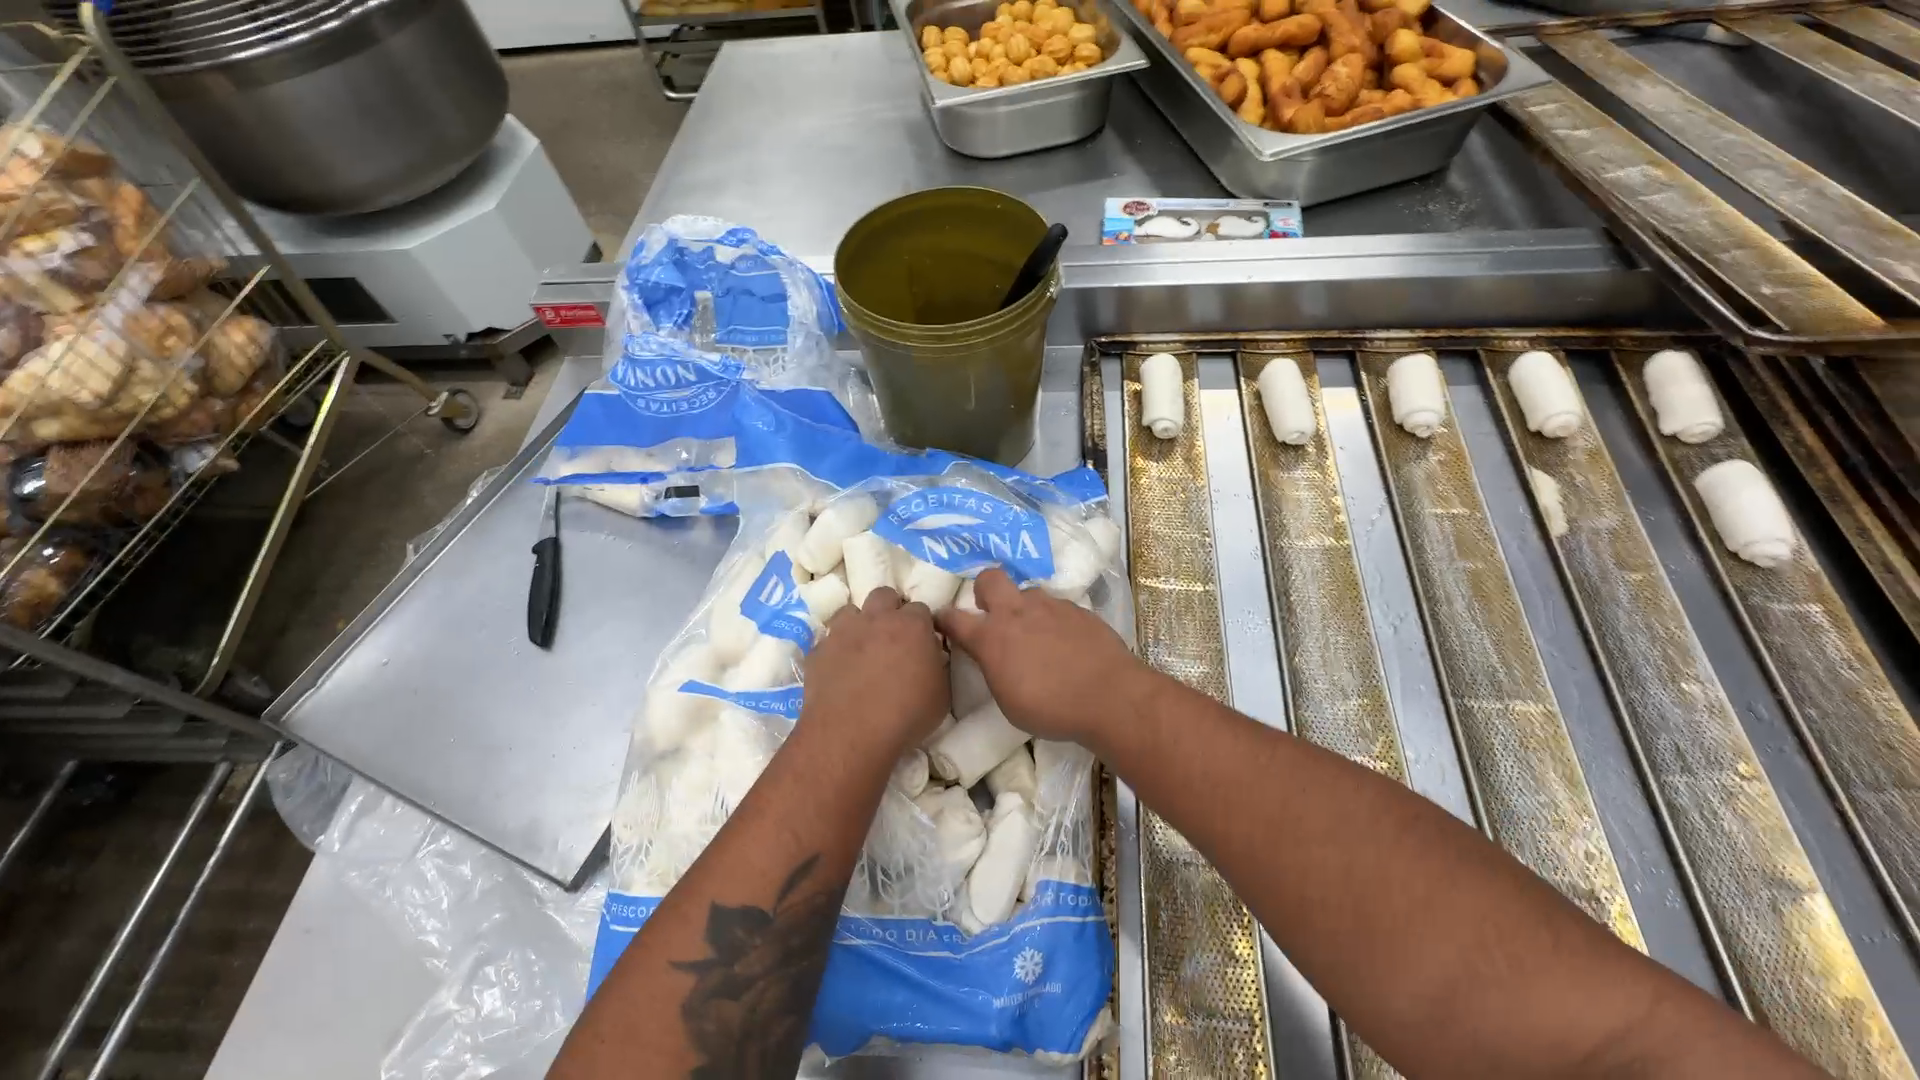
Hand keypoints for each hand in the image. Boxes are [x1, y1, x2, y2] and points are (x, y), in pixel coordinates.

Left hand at [800, 586, 949, 753]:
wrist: (850, 734)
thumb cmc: (905, 716)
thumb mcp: (941, 695)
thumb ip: (937, 666)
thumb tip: (930, 656)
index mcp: (912, 626)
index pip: (921, 609)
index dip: (922, 624)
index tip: (922, 642)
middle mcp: (876, 619)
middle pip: (884, 596)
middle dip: (890, 609)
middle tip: (893, 637)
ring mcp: (842, 632)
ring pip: (850, 611)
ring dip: (859, 624)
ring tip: (862, 649)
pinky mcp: (817, 651)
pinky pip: (827, 641)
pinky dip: (835, 650)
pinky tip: (839, 670)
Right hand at [936, 569, 1150, 744]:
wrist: (1109, 696)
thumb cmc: (1050, 709)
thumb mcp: (1008, 701)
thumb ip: (994, 670)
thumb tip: (993, 657)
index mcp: (992, 637)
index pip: (954, 618)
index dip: (944, 619)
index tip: (942, 623)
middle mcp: (1018, 612)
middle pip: (989, 579)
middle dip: (985, 592)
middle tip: (994, 616)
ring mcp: (1051, 606)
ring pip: (1027, 592)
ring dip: (1024, 608)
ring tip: (1037, 635)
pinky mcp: (1078, 609)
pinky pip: (1057, 607)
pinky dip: (1054, 620)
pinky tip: (1066, 643)